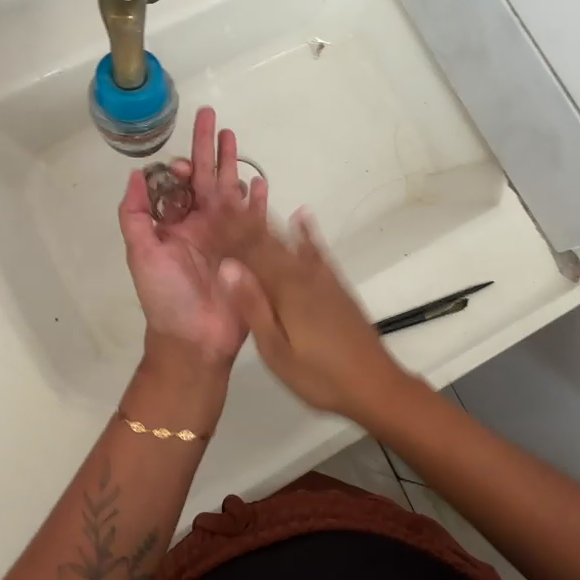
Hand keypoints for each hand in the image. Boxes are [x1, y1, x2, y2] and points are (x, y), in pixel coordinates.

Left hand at [117, 107, 269, 366]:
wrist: (196, 337)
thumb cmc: (166, 296)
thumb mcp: (141, 253)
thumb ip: (136, 215)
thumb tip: (136, 175)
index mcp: (176, 223)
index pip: (180, 184)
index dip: (181, 166)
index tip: (184, 163)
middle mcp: (202, 223)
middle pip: (207, 177)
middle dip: (209, 147)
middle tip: (212, 116)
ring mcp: (227, 235)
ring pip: (231, 190)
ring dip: (233, 164)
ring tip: (234, 136)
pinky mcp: (249, 249)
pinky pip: (255, 219)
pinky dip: (259, 200)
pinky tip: (261, 181)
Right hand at [216, 211, 423, 420]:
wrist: (374, 384)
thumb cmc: (319, 375)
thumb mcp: (276, 350)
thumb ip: (253, 307)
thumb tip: (227, 266)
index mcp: (284, 290)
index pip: (248, 253)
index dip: (226, 232)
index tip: (205, 211)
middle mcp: (303, 275)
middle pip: (268, 241)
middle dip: (242, 219)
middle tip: (220, 195)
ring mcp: (323, 278)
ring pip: (290, 241)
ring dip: (268, 219)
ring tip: (248, 197)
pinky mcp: (336, 286)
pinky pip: (317, 251)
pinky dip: (306, 232)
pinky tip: (301, 216)